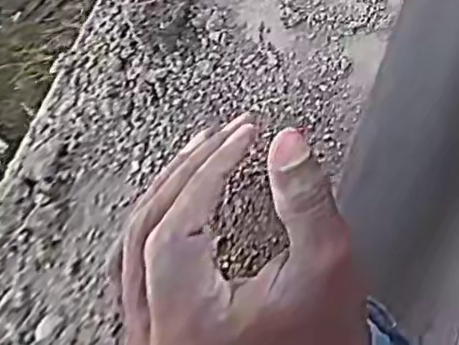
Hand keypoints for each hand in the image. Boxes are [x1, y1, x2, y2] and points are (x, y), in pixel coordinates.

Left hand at [122, 117, 365, 344]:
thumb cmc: (322, 335)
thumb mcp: (326, 259)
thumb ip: (306, 198)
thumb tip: (287, 140)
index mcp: (189, 318)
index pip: (178, 224)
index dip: (212, 167)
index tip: (245, 133)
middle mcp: (157, 333)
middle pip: (147, 231)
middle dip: (191, 169)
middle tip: (227, 133)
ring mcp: (153, 337)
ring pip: (132, 249)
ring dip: (170, 189)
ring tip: (203, 151)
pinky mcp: (162, 334)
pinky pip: (136, 267)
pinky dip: (162, 219)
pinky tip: (185, 199)